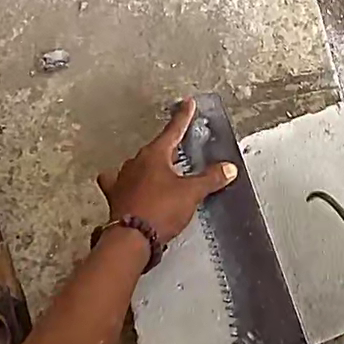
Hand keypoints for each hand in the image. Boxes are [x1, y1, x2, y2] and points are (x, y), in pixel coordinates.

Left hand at [96, 98, 237, 243]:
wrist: (130, 239)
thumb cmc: (159, 210)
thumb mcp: (192, 193)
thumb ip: (211, 179)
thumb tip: (228, 169)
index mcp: (155, 155)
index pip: (173, 130)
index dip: (183, 117)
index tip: (187, 103)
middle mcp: (136, 162)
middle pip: (155, 148)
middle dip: (168, 147)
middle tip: (179, 146)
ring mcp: (123, 179)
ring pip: (138, 165)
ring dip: (149, 166)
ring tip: (161, 172)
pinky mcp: (115, 197)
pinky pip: (121, 184)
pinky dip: (128, 184)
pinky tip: (131, 187)